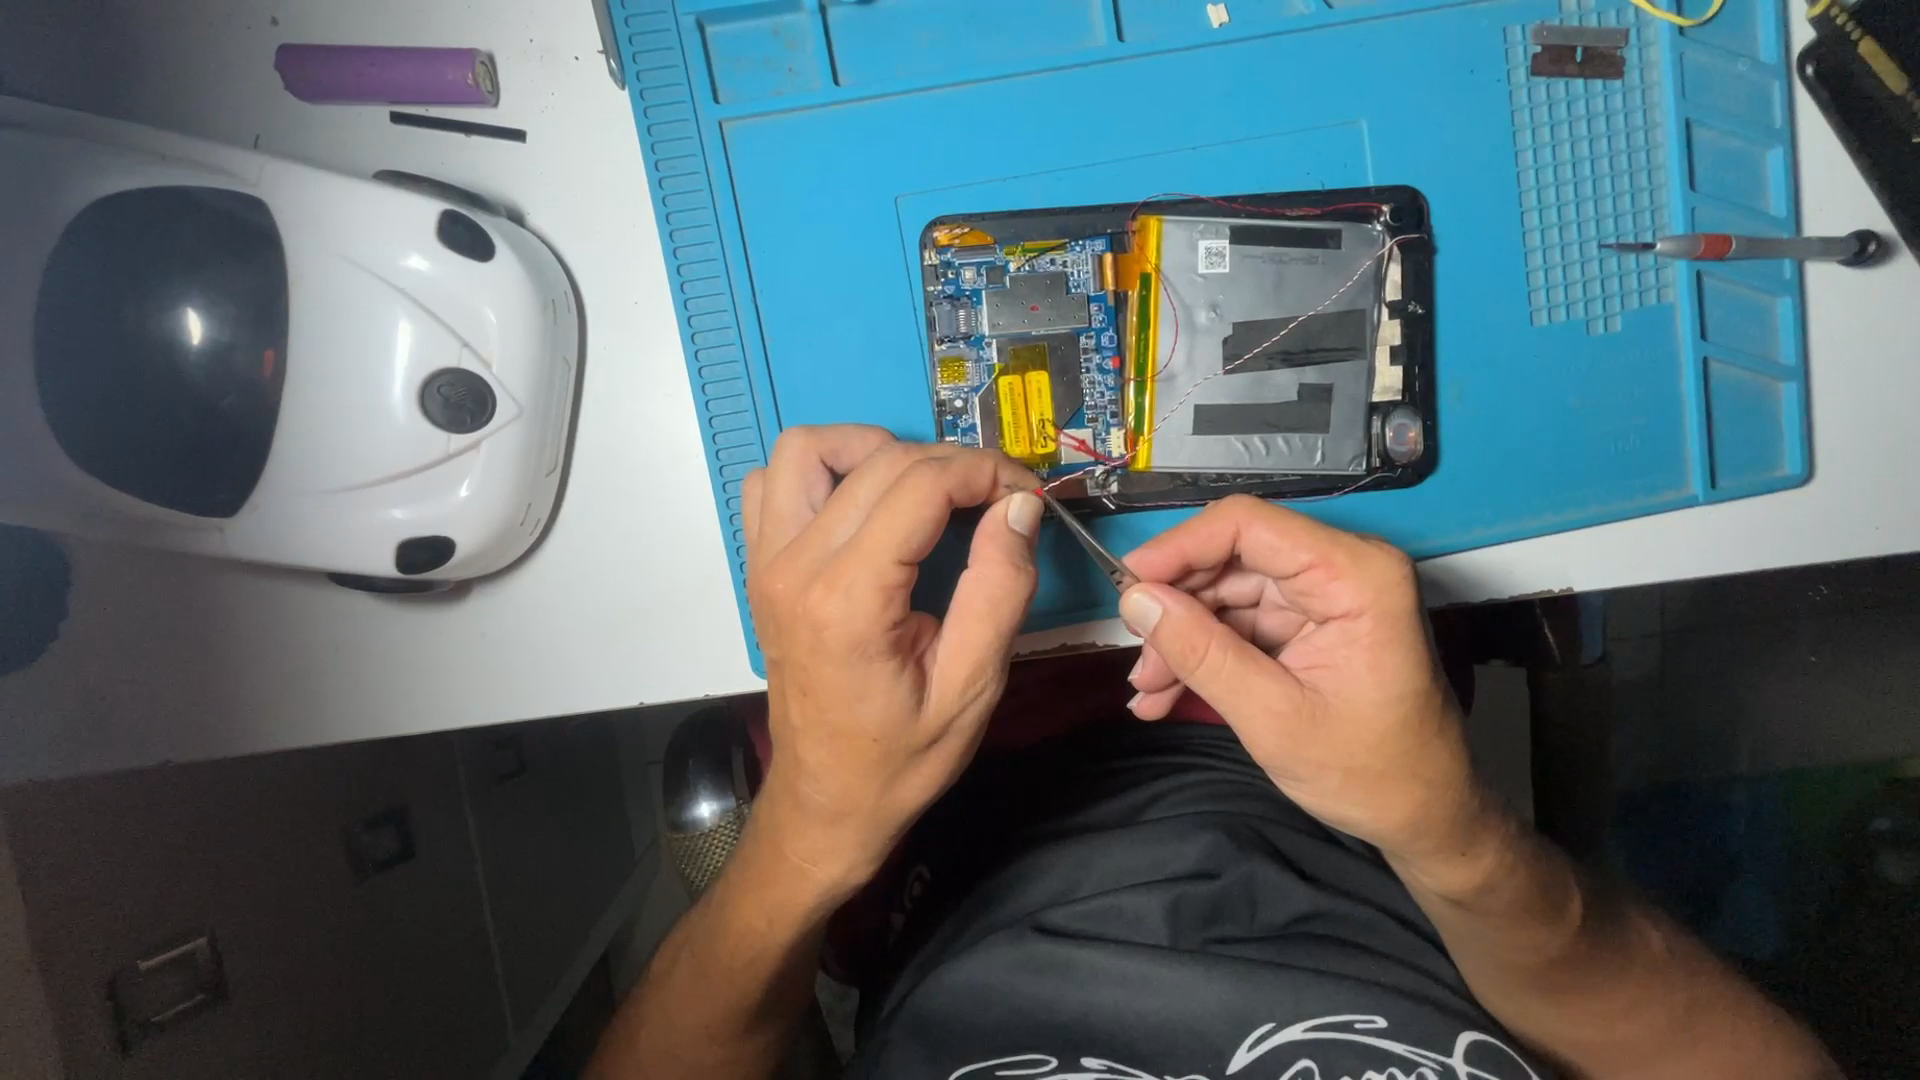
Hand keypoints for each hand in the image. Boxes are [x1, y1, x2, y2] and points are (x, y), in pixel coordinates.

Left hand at [741, 426, 1042, 898]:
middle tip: (996, 499)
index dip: (986, 473)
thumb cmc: (900, 756)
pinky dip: (824, 471)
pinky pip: (775, 481)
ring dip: (876, 451)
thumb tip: (1019, 505)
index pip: (921, 486)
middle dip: (952, 463)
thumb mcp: (973, 687)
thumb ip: (1000, 588)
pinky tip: (866, 505)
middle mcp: (795, 566)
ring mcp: (767, 561)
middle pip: (880, 461)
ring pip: (810, 449)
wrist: (826, 798)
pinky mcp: (760, 565)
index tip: (1027, 494)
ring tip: (925, 490)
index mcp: (849, 600)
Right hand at [1119, 495, 1492, 866]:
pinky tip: (1167, 692)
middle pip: (1227, 558)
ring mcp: (1318, 595)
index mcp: (1352, 575)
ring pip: (1221, 592)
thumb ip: (1202, 654)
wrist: (1426, 816)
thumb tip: (1135, 601)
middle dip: (1174, 608)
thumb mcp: (1274, 719)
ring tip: (1149, 691)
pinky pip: (1234, 621)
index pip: (1246, 525)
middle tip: (1138, 659)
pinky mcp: (1303, 621)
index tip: (1127, 587)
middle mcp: (1337, 569)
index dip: (1178, 548)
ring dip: (1179, 638)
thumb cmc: (1372, 773)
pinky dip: (1199, 654)